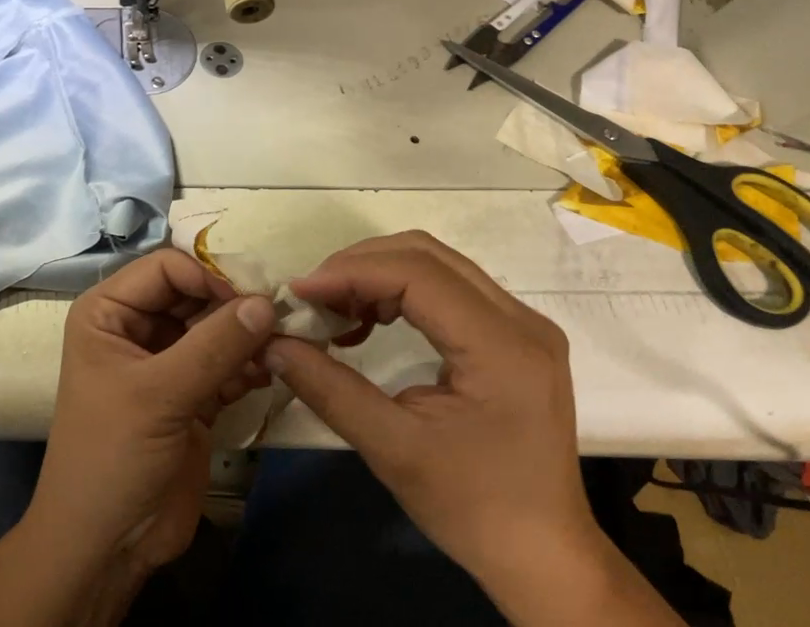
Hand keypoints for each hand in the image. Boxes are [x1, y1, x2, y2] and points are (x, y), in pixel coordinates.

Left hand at [31, 248, 275, 571]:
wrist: (108, 541)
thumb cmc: (113, 455)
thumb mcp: (159, 395)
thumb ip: (214, 346)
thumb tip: (266, 302)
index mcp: (107, 312)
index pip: (165, 268)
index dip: (208, 276)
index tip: (254, 301)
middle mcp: (135, 328)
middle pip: (194, 295)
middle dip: (235, 306)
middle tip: (285, 319)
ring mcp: (166, 364)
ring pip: (215, 330)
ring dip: (249, 338)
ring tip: (284, 349)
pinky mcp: (192, 397)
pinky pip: (227, 365)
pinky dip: (250, 367)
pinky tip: (272, 375)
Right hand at [263, 232, 597, 594]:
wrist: (541, 553)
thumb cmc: (471, 506)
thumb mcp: (390, 448)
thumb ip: (328, 388)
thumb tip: (269, 344)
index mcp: (502, 348)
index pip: (417, 275)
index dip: (349, 273)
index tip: (297, 294)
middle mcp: (522, 321)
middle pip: (426, 254)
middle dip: (358, 266)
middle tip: (311, 300)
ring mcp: (522, 326)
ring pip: (435, 263)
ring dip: (375, 275)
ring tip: (334, 310)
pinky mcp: (513, 337)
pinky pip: (447, 287)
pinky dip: (398, 291)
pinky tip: (368, 320)